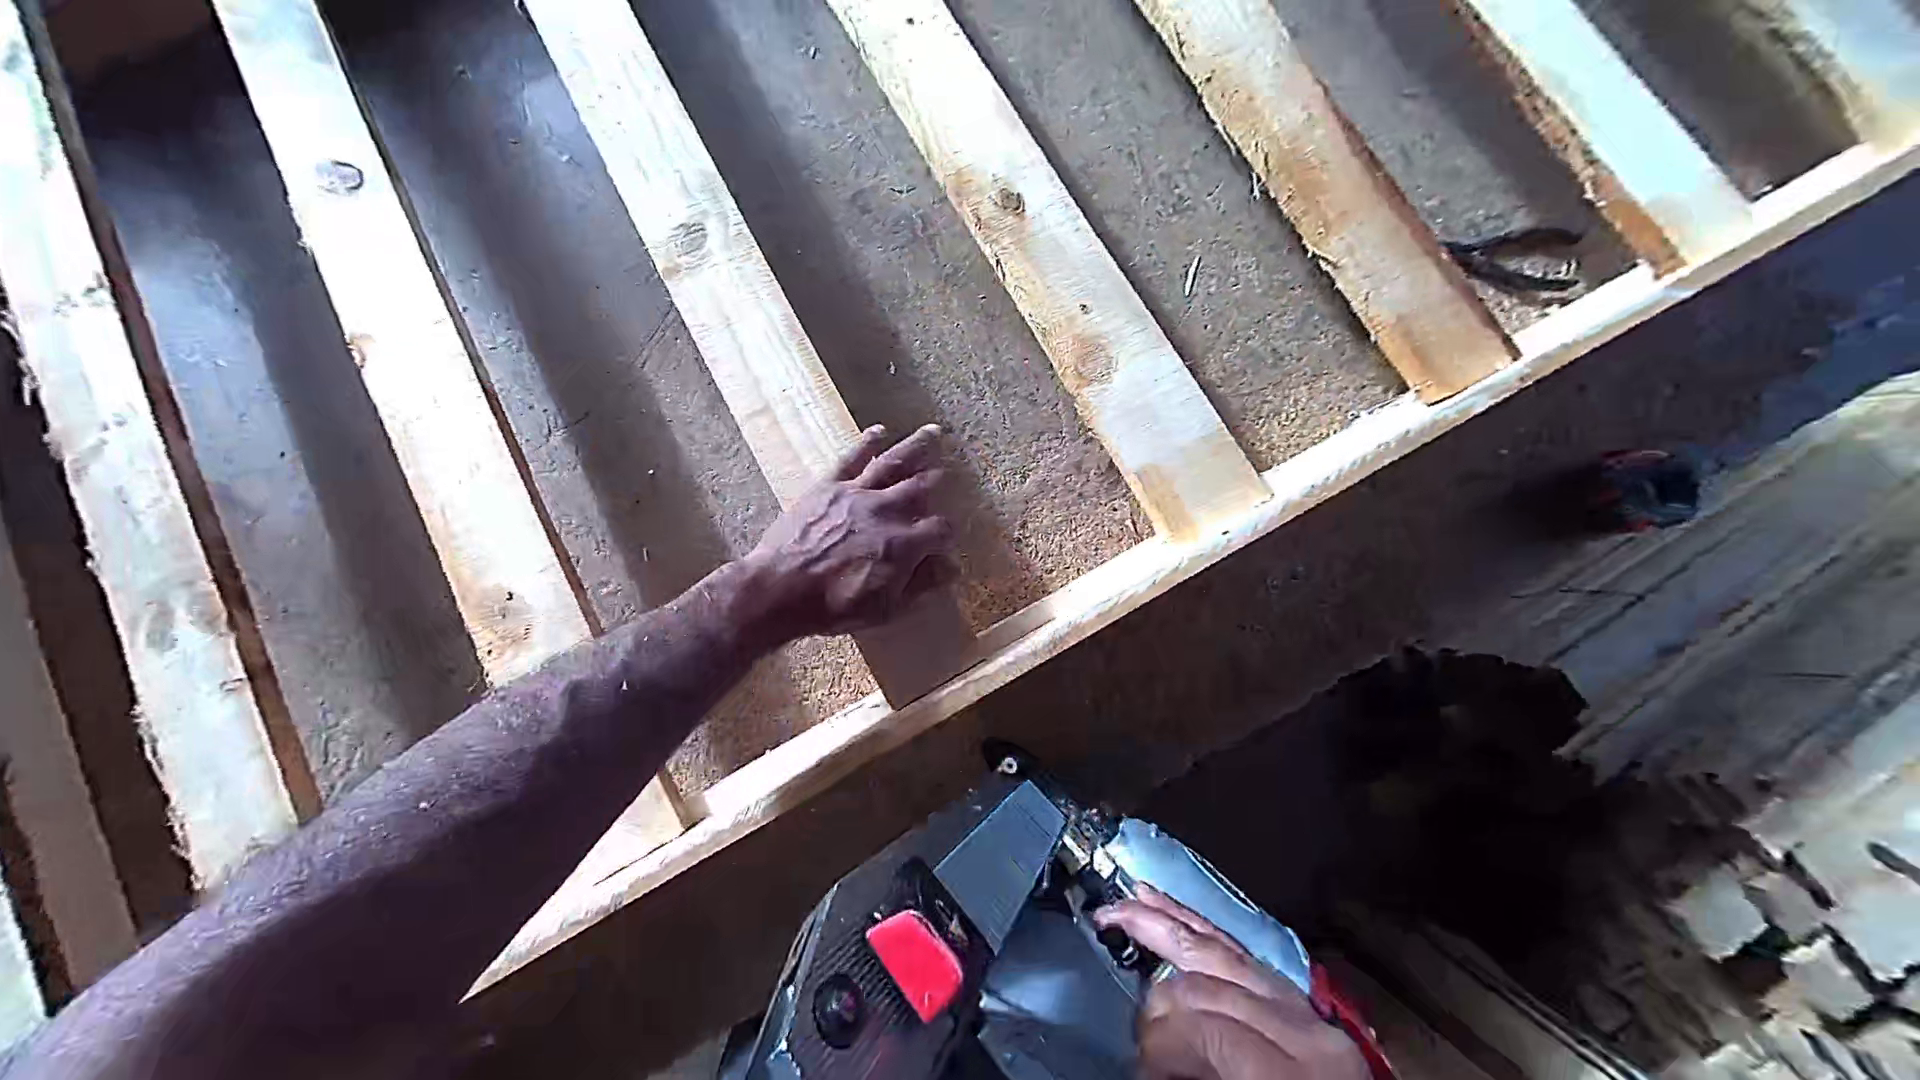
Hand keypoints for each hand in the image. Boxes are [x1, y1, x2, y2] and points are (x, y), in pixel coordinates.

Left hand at [737, 424, 954, 645]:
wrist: (781, 589)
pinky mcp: (829, 485)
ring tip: (932, 431)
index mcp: (904, 543)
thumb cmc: (834, 606)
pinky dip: (867, 442)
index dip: (946, 535)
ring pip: (894, 463)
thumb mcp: (887, 608)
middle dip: (938, 479)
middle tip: (949, 470)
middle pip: (922, 487)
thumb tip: (951, 568)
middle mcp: (886, 511)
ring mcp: (857, 494)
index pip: (940, 530)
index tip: (944, 540)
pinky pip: (852, 457)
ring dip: (917, 446)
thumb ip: (921, 585)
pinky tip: (880, 430)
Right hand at [1094, 885, 1368, 1079]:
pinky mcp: (1302, 1005)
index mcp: (1297, 1072)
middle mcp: (1304, 1029)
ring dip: (1170, 922)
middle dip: (1156, 977)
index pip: (1209, 1029)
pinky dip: (1201, 928)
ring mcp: (1306, 1010)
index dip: (1159, 1041)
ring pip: (1224, 949)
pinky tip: (1173, 911)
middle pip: (1211, 977)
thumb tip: (1143, 1059)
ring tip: (1127, 902)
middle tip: (1108, 949)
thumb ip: (1198, 1077)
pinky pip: (1241, 953)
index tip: (1136, 1064)